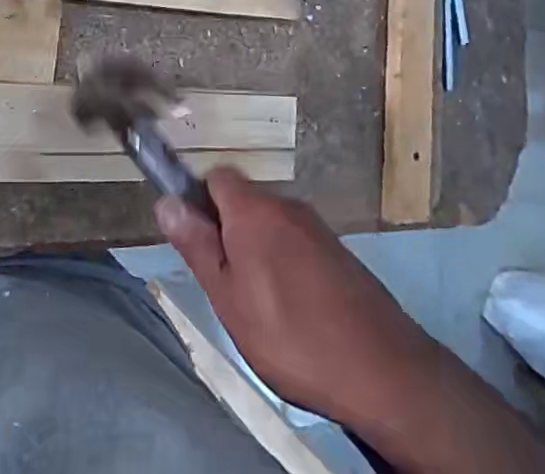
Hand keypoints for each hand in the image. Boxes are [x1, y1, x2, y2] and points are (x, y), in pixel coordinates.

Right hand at [156, 169, 445, 426]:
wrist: (379, 366)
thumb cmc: (287, 333)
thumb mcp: (226, 295)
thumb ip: (196, 244)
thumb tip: (166, 201)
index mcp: (254, 210)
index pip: (217, 177)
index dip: (200, 202)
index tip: (197, 242)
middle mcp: (287, 206)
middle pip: (244, 201)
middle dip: (228, 231)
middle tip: (225, 284)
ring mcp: (317, 226)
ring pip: (270, 224)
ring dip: (256, 250)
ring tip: (258, 304)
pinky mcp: (338, 249)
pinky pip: (296, 241)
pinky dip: (284, 262)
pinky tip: (291, 307)